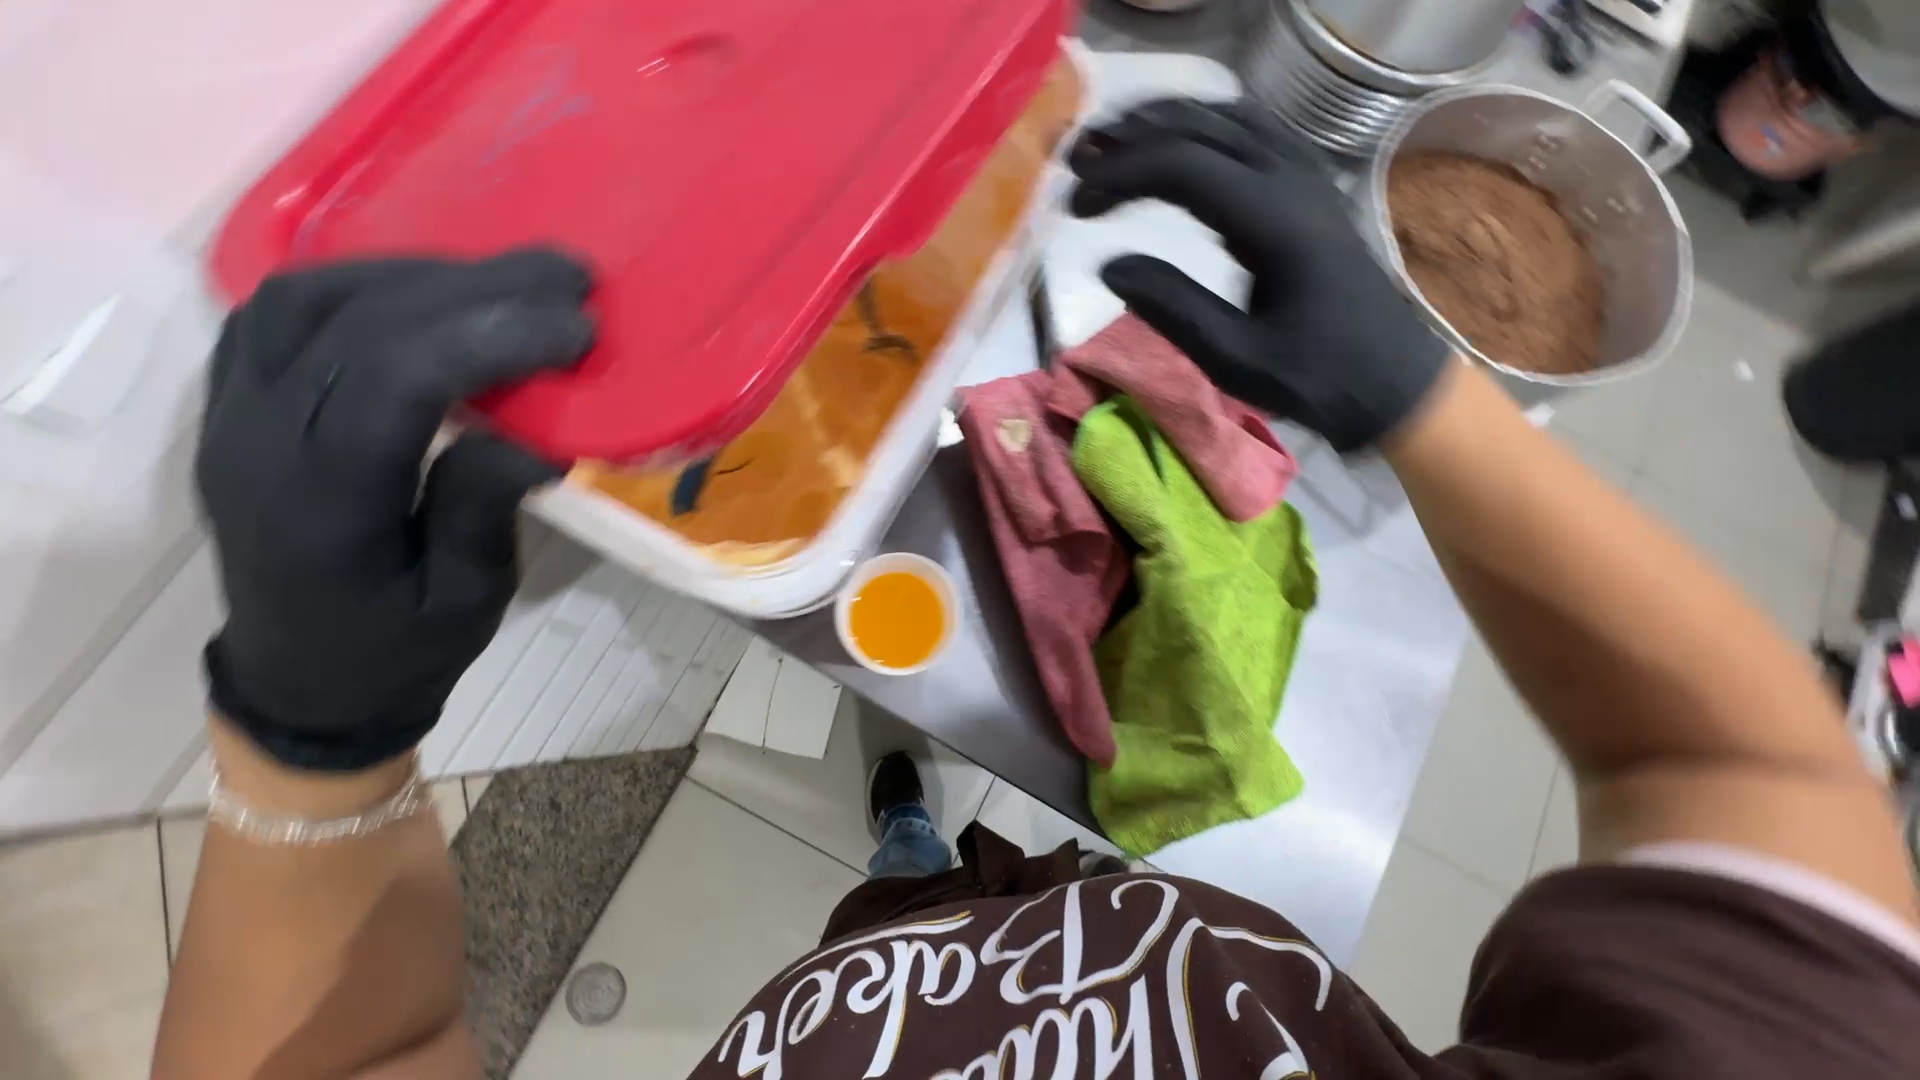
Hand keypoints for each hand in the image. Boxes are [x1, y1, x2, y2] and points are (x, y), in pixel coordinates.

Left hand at [196, 250, 594, 770]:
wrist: (306, 677)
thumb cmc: (401, 649)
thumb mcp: (467, 602)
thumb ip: (483, 511)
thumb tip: (528, 435)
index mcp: (322, 506)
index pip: (395, 381)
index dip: (490, 339)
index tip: (577, 332)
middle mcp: (258, 443)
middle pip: (357, 324)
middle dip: (474, 288)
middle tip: (566, 278)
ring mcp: (233, 414)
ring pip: (310, 299)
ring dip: (421, 275)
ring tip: (509, 279)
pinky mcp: (238, 402)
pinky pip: (287, 310)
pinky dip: (370, 284)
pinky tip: (436, 293)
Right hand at [1068, 99, 1450, 451]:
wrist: (1392, 380)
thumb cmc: (1315, 378)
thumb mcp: (1235, 359)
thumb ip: (1172, 307)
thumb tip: (1109, 266)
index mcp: (1275, 221)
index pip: (1183, 167)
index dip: (1122, 175)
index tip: (1076, 205)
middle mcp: (1294, 180)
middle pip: (1203, 127)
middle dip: (1133, 137)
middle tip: (1079, 160)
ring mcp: (1308, 177)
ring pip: (1229, 118)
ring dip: (1166, 124)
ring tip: (1113, 143)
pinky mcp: (1310, 189)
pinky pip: (1251, 133)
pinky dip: (1202, 130)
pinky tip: (1175, 149)